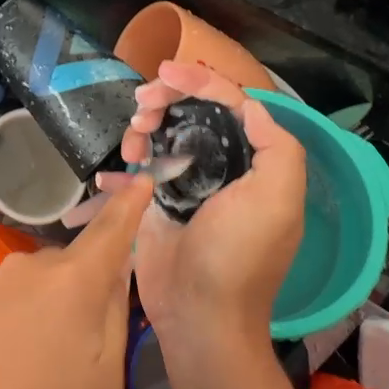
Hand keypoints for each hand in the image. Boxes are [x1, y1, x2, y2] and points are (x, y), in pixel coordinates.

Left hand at [0, 174, 153, 388]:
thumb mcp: (101, 381)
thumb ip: (114, 318)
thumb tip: (115, 277)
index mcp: (72, 279)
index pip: (110, 230)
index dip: (129, 205)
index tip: (141, 178)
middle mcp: (30, 265)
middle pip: (74, 267)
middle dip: (86, 295)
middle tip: (87, 353)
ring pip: (40, 287)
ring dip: (50, 315)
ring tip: (44, 372)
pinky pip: (10, 299)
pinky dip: (20, 324)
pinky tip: (12, 368)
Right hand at [123, 59, 306, 340]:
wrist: (198, 316)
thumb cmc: (239, 256)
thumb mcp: (277, 202)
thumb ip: (277, 148)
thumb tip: (248, 104)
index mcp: (253, 163)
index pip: (229, 104)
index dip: (198, 81)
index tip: (164, 72)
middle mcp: (222, 167)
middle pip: (191, 112)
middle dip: (164, 100)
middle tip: (141, 106)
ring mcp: (186, 185)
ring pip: (161, 135)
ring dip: (141, 129)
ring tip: (131, 145)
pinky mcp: (156, 204)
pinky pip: (138, 170)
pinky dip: (123, 166)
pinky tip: (111, 174)